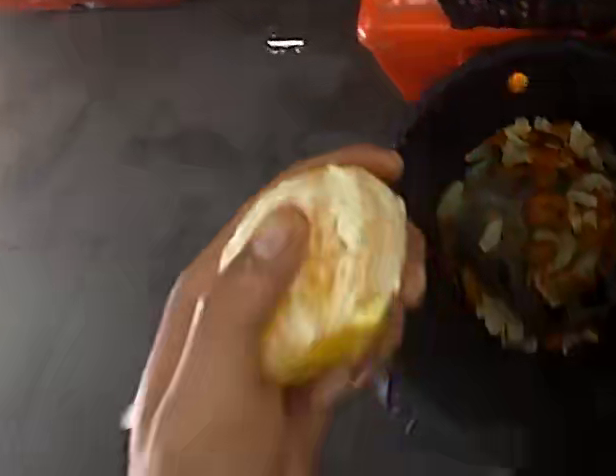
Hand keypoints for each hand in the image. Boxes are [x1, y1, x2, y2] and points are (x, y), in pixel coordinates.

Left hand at [128, 146, 426, 475]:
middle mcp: (253, 294)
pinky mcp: (313, 358)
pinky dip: (374, 337)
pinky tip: (363, 374)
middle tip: (412, 274)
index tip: (393, 170)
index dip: (338, 170)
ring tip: (390, 334)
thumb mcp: (211, 389)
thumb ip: (240, 302)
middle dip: (382, 243)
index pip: (281, 200)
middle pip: (331, 233)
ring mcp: (286, 327)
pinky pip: (359, 322)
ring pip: (354, 275)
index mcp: (218, 284)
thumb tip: (290, 215)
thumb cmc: (202, 468)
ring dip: (384, 296)